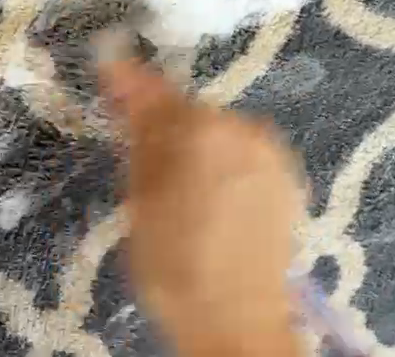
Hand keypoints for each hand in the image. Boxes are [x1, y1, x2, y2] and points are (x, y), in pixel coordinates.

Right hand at [102, 58, 306, 356]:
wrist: (236, 322)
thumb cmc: (173, 262)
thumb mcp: (139, 194)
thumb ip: (137, 131)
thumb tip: (120, 76)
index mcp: (197, 127)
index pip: (152, 88)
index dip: (126, 81)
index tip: (106, 72)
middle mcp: (239, 126)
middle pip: (188, 110)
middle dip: (165, 123)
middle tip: (142, 151)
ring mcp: (268, 150)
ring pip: (217, 130)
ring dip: (197, 143)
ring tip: (183, 183)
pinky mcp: (288, 175)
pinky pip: (243, 151)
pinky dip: (225, 162)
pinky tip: (214, 195)